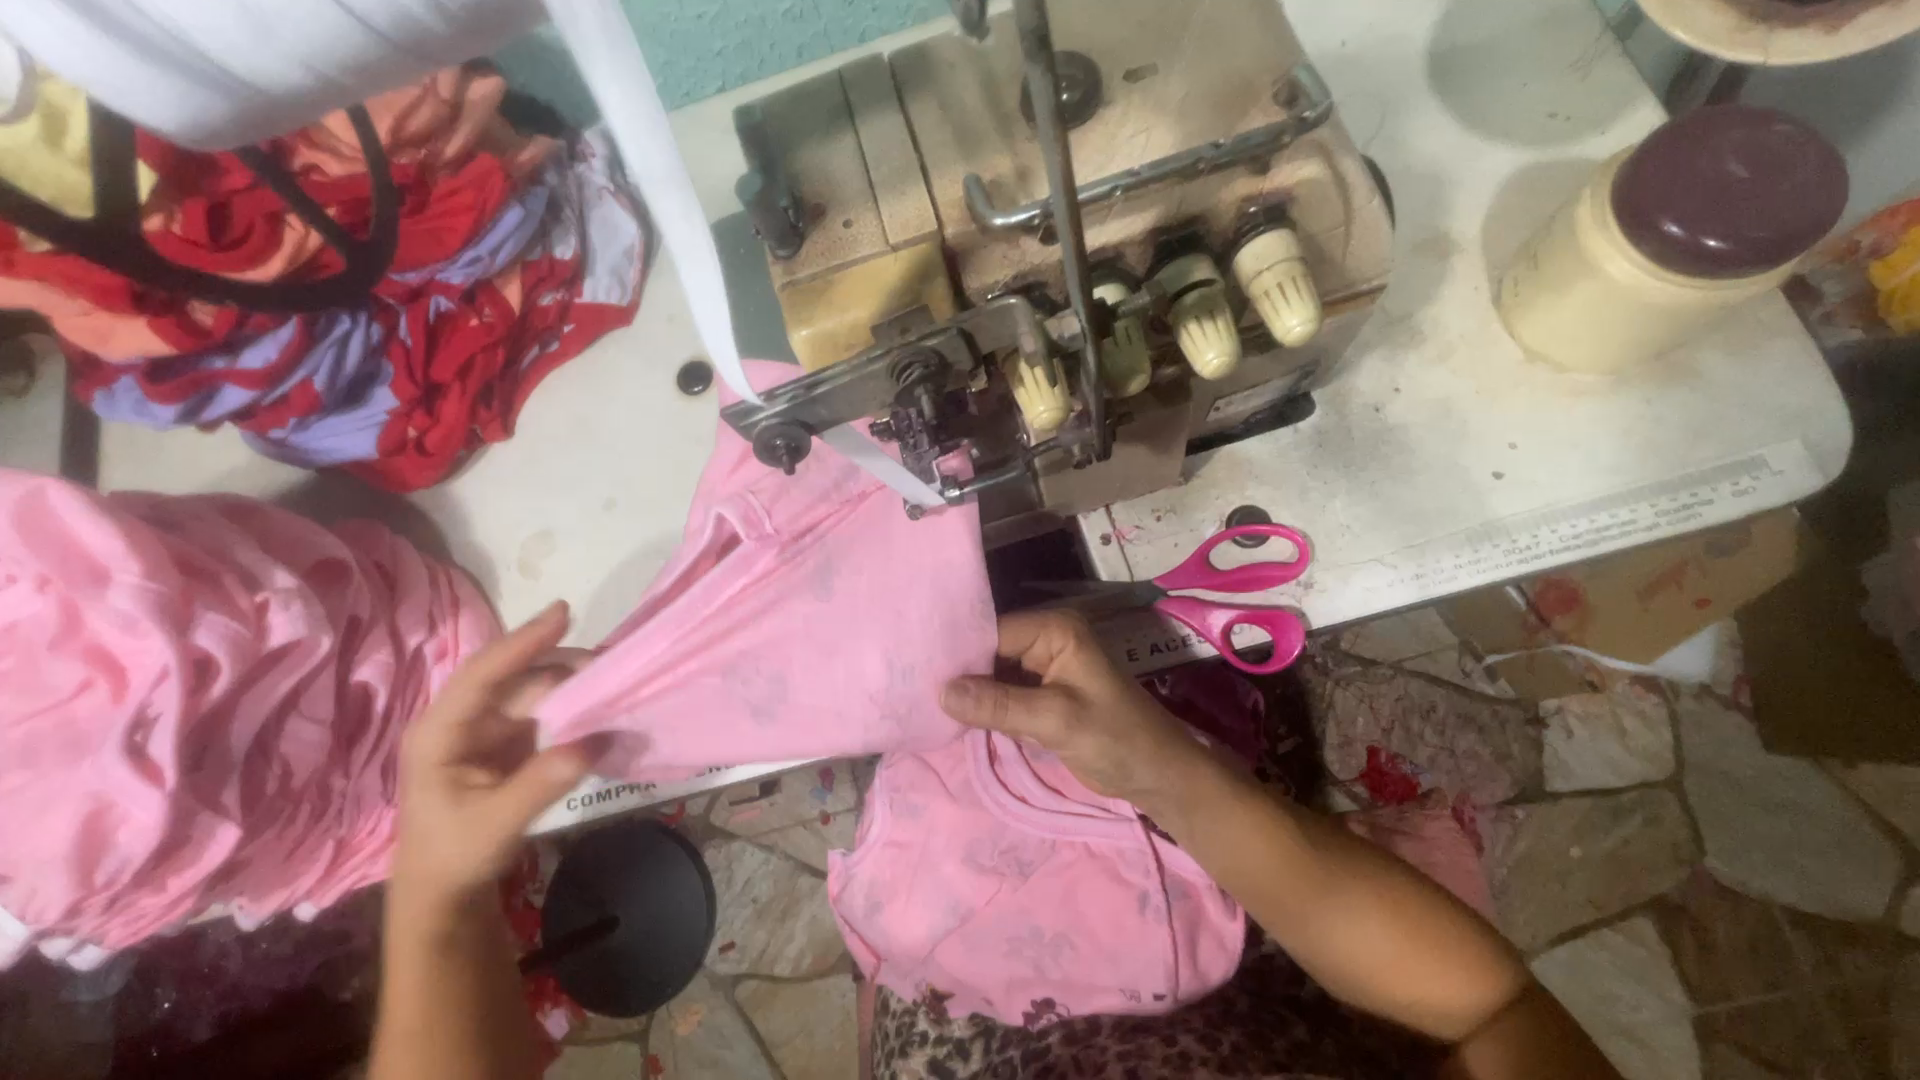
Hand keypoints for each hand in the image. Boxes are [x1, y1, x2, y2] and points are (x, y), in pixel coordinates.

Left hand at [392, 601, 592, 907]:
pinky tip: (604, 702)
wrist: (446, 891)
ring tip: (616, 678)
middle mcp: (463, 720)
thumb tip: (598, 739)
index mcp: (440, 732)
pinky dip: (576, 705)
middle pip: (516, 676)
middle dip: (563, 663)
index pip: (482, 674)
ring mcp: (489, 728)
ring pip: (536, 690)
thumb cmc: (455, 856)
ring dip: (574, 683)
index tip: (564, 613)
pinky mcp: (512, 741)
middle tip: (614, 661)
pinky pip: (548, 711)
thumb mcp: (495, 824)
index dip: (522, 642)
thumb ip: (543, 782)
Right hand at [940, 610, 1218, 813]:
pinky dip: (979, 708)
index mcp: (1054, 630)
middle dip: (956, 671)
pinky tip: (946, 716)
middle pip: (987, 650)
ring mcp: (1040, 670)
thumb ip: (1000, 705)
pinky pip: (999, 695)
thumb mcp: (1057, 720)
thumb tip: (942, 691)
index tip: (915, 669)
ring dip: (964, 692)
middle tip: (908, 686)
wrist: (1157, 775)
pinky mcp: (1037, 697)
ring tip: (917, 699)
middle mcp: (1044, 641)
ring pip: (989, 674)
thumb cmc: (1118, 739)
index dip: (957, 651)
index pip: (992, 631)